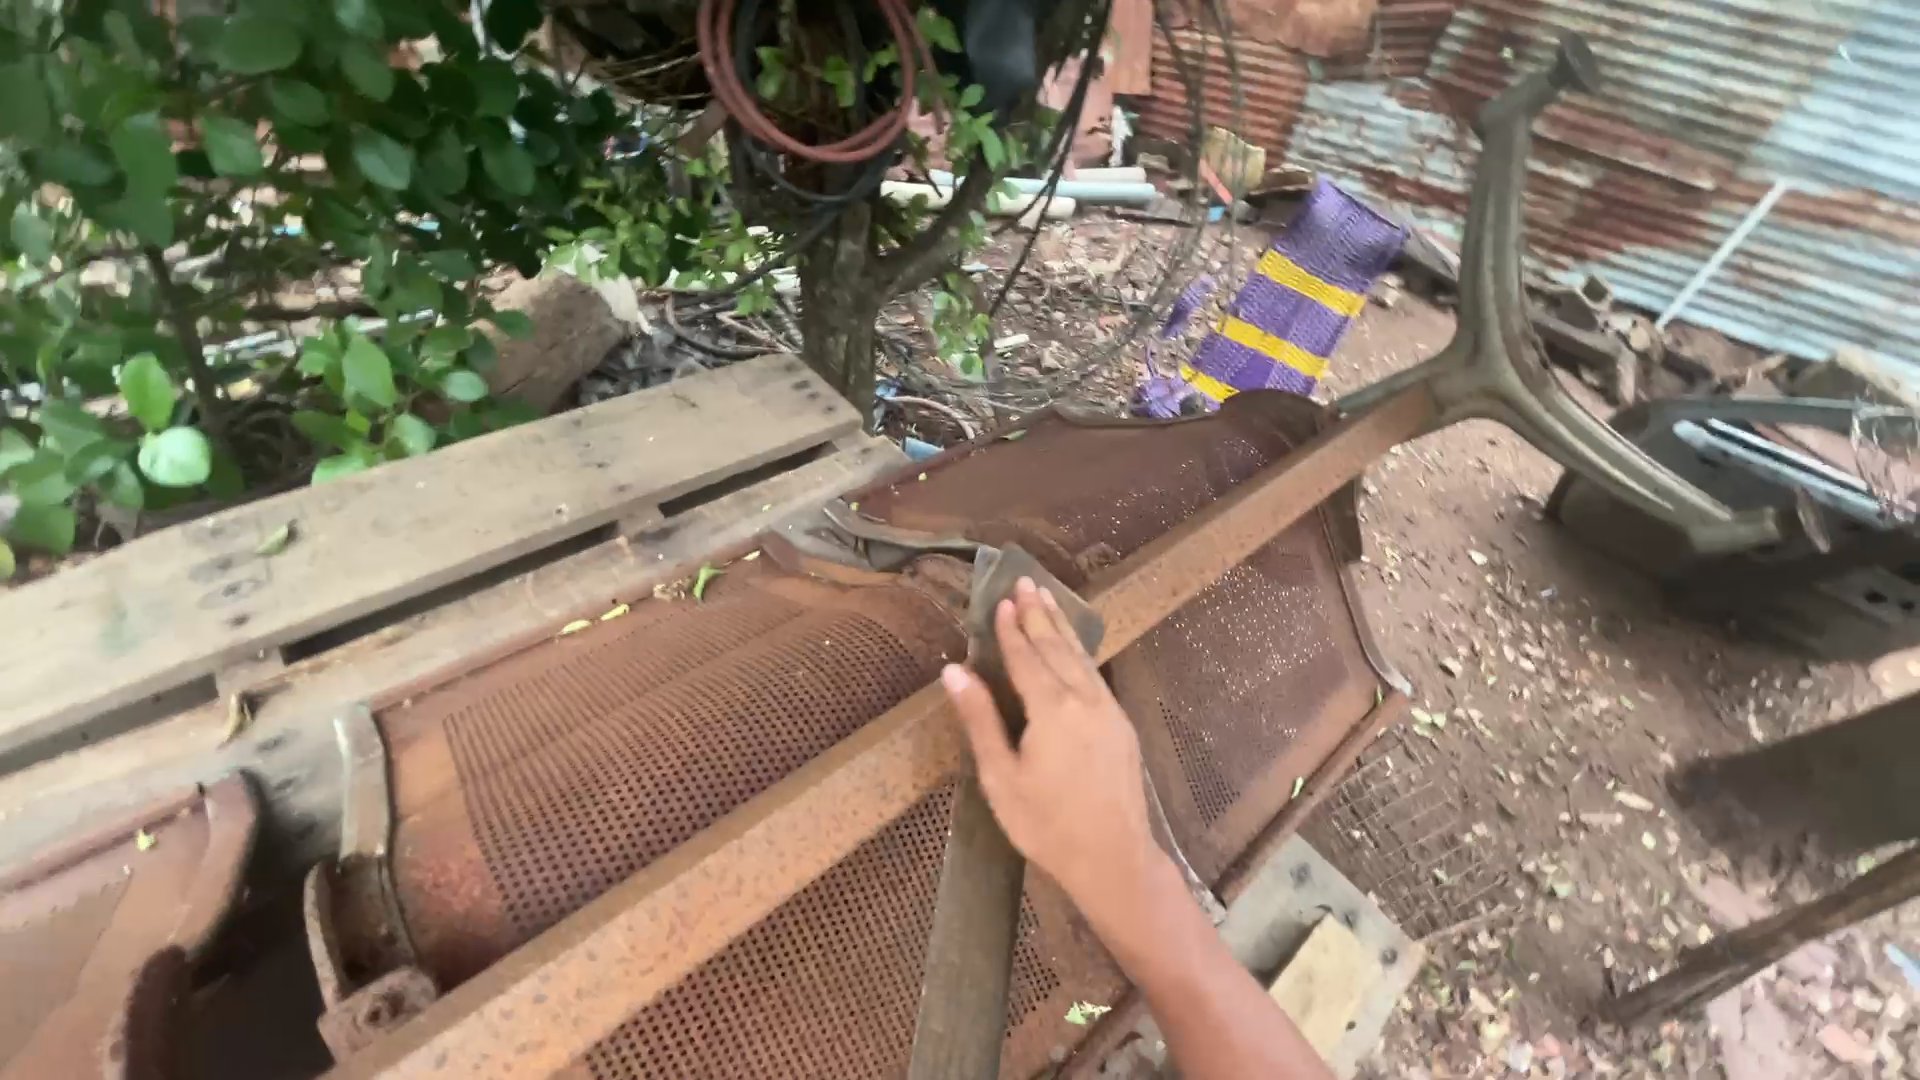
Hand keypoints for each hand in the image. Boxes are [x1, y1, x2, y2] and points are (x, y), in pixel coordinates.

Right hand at [940, 577, 1162, 909]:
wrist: (1115, 859)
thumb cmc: (1046, 824)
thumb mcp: (1001, 777)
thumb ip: (979, 719)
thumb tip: (953, 671)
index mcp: (1052, 709)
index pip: (1026, 656)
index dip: (1010, 628)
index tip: (1001, 599)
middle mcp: (1084, 698)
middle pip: (1056, 646)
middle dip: (1039, 613)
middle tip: (1026, 581)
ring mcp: (1108, 709)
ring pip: (1080, 656)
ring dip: (1061, 625)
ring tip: (1048, 597)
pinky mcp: (1121, 723)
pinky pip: (1095, 674)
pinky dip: (1079, 651)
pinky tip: (1073, 647)